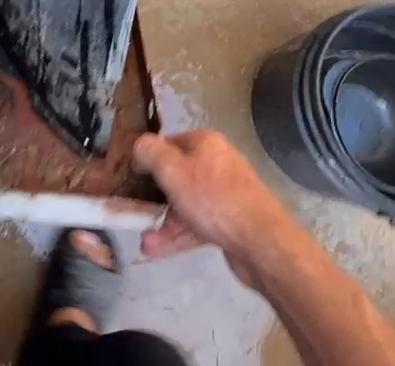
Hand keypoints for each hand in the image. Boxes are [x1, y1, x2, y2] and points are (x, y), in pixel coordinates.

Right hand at [132, 130, 294, 282]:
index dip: (148, 158)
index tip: (131, 177)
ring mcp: (226, 195)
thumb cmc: (213, 199)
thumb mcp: (171, 169)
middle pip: (177, 176)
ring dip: (164, 222)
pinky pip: (198, 224)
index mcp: (205, 143)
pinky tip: (157, 250)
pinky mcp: (231, 223)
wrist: (263, 244)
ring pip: (186, 204)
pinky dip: (179, 235)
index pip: (168, 143)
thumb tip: (138, 147)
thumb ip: (148, 152)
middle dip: (154, 197)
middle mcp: (217, 164)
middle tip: (136, 212)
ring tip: (144, 242)